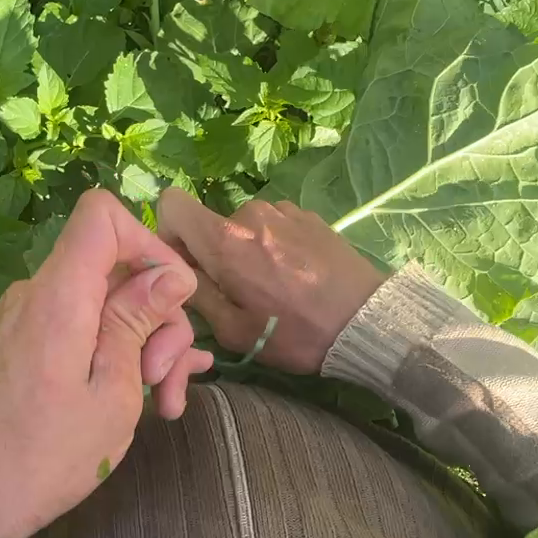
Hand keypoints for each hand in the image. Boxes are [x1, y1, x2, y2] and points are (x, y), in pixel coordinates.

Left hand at [0, 190, 213, 537]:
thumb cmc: (51, 454)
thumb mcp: (113, 391)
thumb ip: (138, 322)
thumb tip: (172, 274)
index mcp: (59, 296)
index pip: (102, 216)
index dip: (148, 244)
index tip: (174, 298)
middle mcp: (40, 293)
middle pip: (116, 266)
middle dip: (158, 315)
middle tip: (167, 380)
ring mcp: (34, 318)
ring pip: (108, 301)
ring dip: (146, 344)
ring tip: (165, 403)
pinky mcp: (32, 342)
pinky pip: (86, 326)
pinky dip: (120, 350)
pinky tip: (159, 389)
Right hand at [156, 187, 386, 375]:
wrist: (367, 322)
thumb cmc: (295, 334)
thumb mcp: (233, 330)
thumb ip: (196, 292)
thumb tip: (176, 268)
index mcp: (225, 240)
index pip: (172, 204)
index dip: (169, 232)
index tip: (186, 264)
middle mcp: (250, 212)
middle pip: (210, 223)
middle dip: (213, 253)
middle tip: (239, 291)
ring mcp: (283, 210)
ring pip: (243, 227)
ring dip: (246, 250)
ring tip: (273, 287)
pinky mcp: (309, 215)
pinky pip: (273, 226)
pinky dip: (273, 246)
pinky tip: (296, 277)